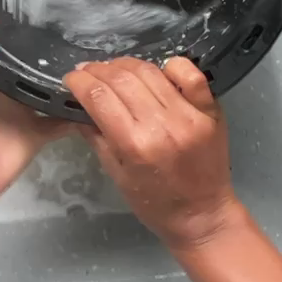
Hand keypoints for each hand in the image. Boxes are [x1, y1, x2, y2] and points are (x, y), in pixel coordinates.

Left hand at [0, 16, 73, 211]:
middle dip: (45, 46)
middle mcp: (5, 87)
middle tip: (75, 22)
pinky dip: (77, 111)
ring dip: (64, 76)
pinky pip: (61, 118)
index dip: (10, 24)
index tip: (35, 1)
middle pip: (27, 62)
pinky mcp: (39, 130)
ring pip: (47, 86)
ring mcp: (24, 108)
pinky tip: (98, 95)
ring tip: (92, 52)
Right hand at [65, 57, 244, 250]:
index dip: (79, 81)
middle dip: (97, 70)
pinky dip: (172, 66)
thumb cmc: (154, 203)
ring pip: (149, 72)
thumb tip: (79, 106)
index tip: (71, 78)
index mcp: (134, 145)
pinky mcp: (210, 111)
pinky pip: (190, 74)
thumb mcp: (116, 175)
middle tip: (88, 72)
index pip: (99, 97)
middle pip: (121, 79)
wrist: (203, 217)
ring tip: (114, 69)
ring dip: (125, 64)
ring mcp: (188, 115)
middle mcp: (161, 125)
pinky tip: (159, 71)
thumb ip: (97, 137)